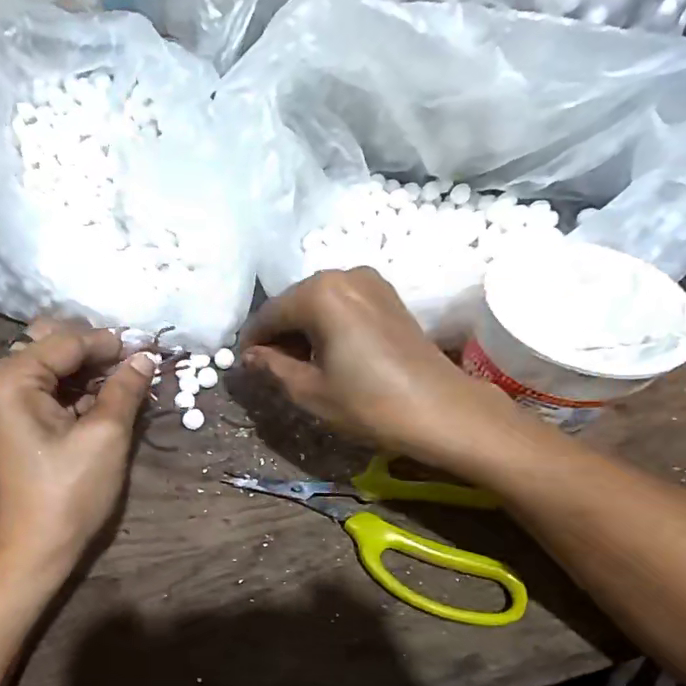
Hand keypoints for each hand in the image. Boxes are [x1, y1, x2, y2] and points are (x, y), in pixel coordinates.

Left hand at [0, 321, 156, 575]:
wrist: (32, 553)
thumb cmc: (67, 495)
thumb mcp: (105, 436)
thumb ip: (125, 389)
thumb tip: (146, 357)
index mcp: (11, 376)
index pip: (69, 341)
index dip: (113, 343)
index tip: (152, 348)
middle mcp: (0, 380)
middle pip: (57, 349)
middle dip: (100, 355)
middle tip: (140, 365)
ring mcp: (4, 402)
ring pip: (56, 371)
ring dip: (92, 374)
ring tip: (131, 383)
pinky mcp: (16, 423)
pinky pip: (50, 393)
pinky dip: (79, 394)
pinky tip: (108, 401)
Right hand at [240, 267, 511, 465]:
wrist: (442, 410)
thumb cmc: (369, 403)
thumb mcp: (310, 391)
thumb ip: (272, 367)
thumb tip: (249, 357)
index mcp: (320, 293)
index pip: (269, 314)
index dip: (252, 342)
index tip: (244, 368)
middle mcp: (344, 275)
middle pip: (294, 303)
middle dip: (278, 334)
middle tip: (270, 370)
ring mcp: (370, 282)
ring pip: (318, 303)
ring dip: (302, 330)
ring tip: (299, 367)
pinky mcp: (388, 296)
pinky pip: (342, 305)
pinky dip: (327, 325)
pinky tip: (328, 355)